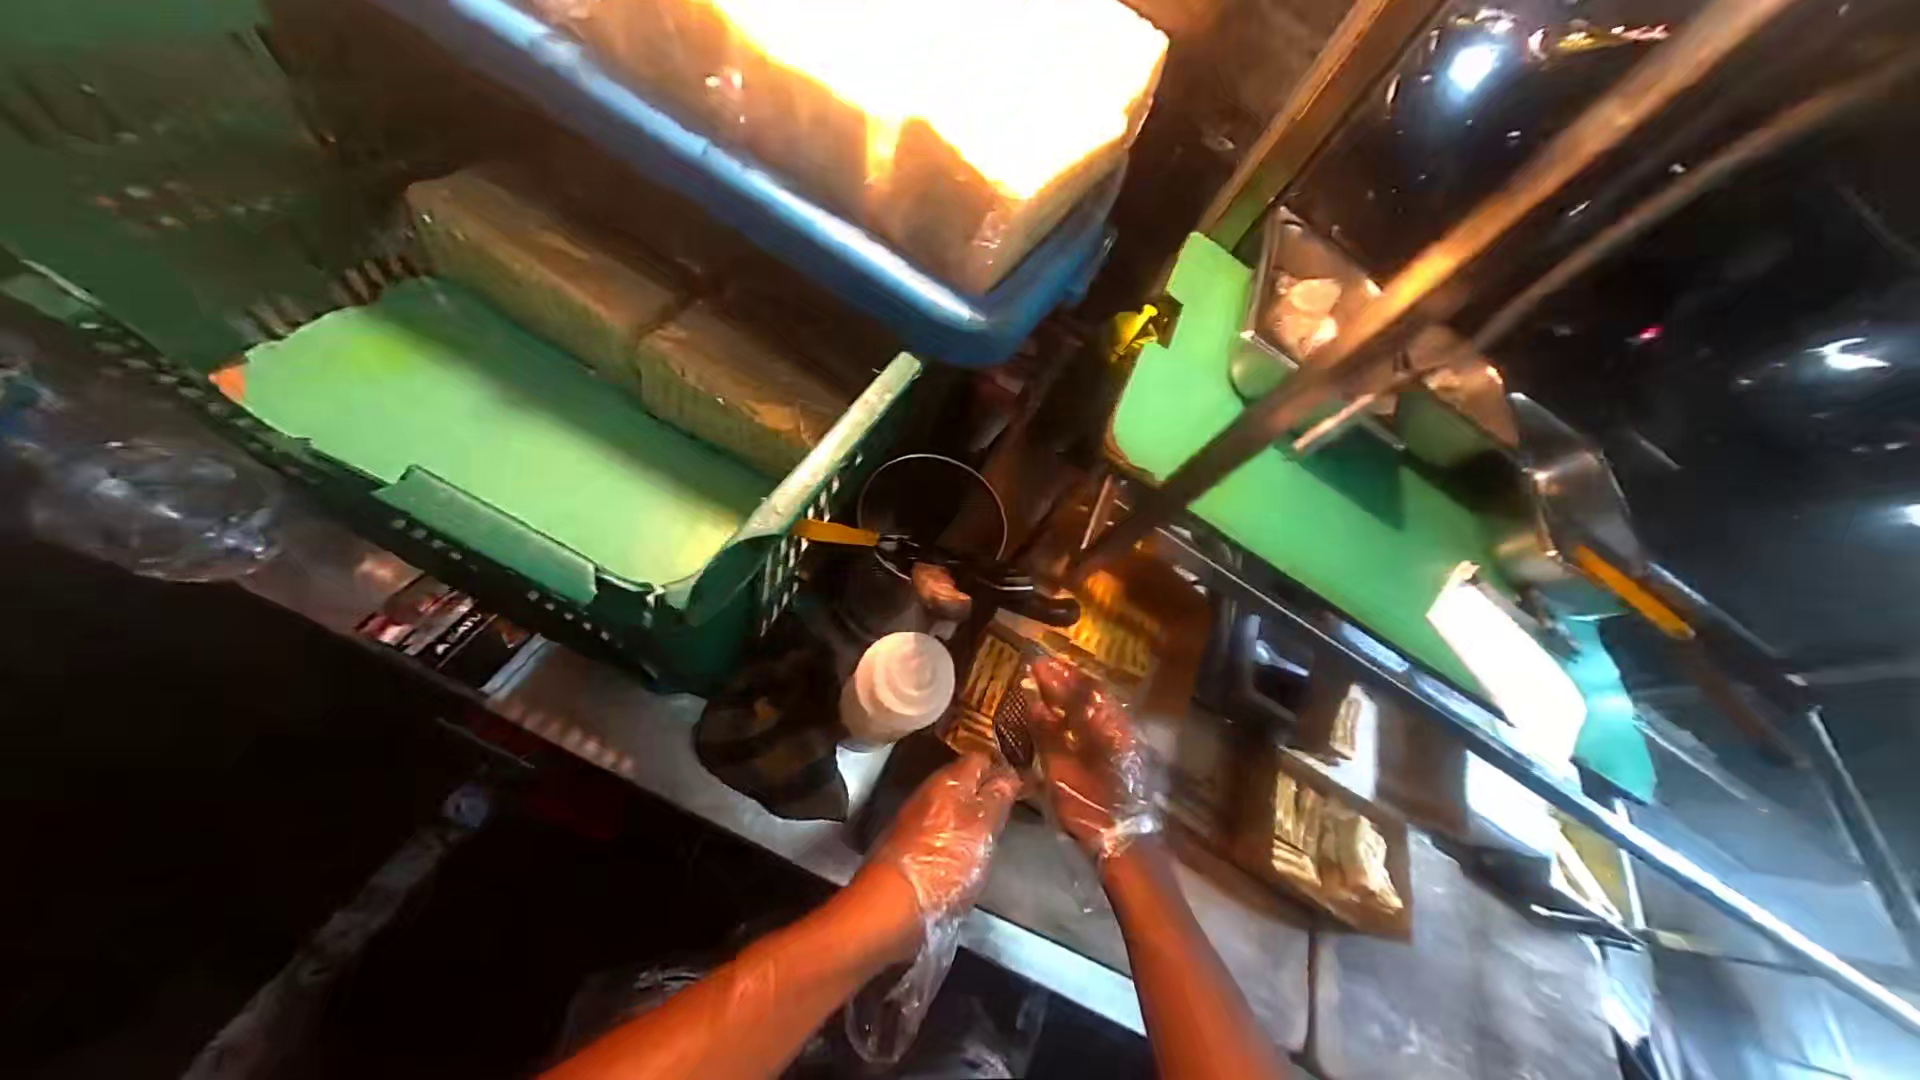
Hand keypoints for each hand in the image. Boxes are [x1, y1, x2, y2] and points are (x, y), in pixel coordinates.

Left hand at [854, 754, 1020, 959]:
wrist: (890, 908)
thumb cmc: (943, 863)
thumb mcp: (982, 830)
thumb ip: (997, 799)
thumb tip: (1010, 774)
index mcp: (949, 780)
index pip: (980, 760)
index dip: (1002, 769)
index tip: (1020, 785)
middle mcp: (928, 793)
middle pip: (963, 783)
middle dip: (984, 794)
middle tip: (1007, 813)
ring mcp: (913, 820)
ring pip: (949, 808)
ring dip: (967, 817)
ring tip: (988, 837)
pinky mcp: (905, 848)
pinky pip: (936, 832)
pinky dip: (951, 839)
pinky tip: (961, 857)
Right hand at [1029, 657, 1159, 862]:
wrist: (1126, 846)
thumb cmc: (1091, 810)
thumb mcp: (1063, 774)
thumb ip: (1049, 735)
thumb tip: (1034, 701)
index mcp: (1105, 728)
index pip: (1079, 691)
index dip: (1057, 676)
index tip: (1036, 663)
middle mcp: (1119, 726)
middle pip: (1092, 693)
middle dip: (1066, 679)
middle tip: (1041, 667)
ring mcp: (1125, 739)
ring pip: (1098, 705)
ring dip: (1075, 693)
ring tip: (1051, 684)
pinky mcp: (1125, 752)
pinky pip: (1102, 720)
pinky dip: (1083, 710)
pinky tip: (1067, 713)